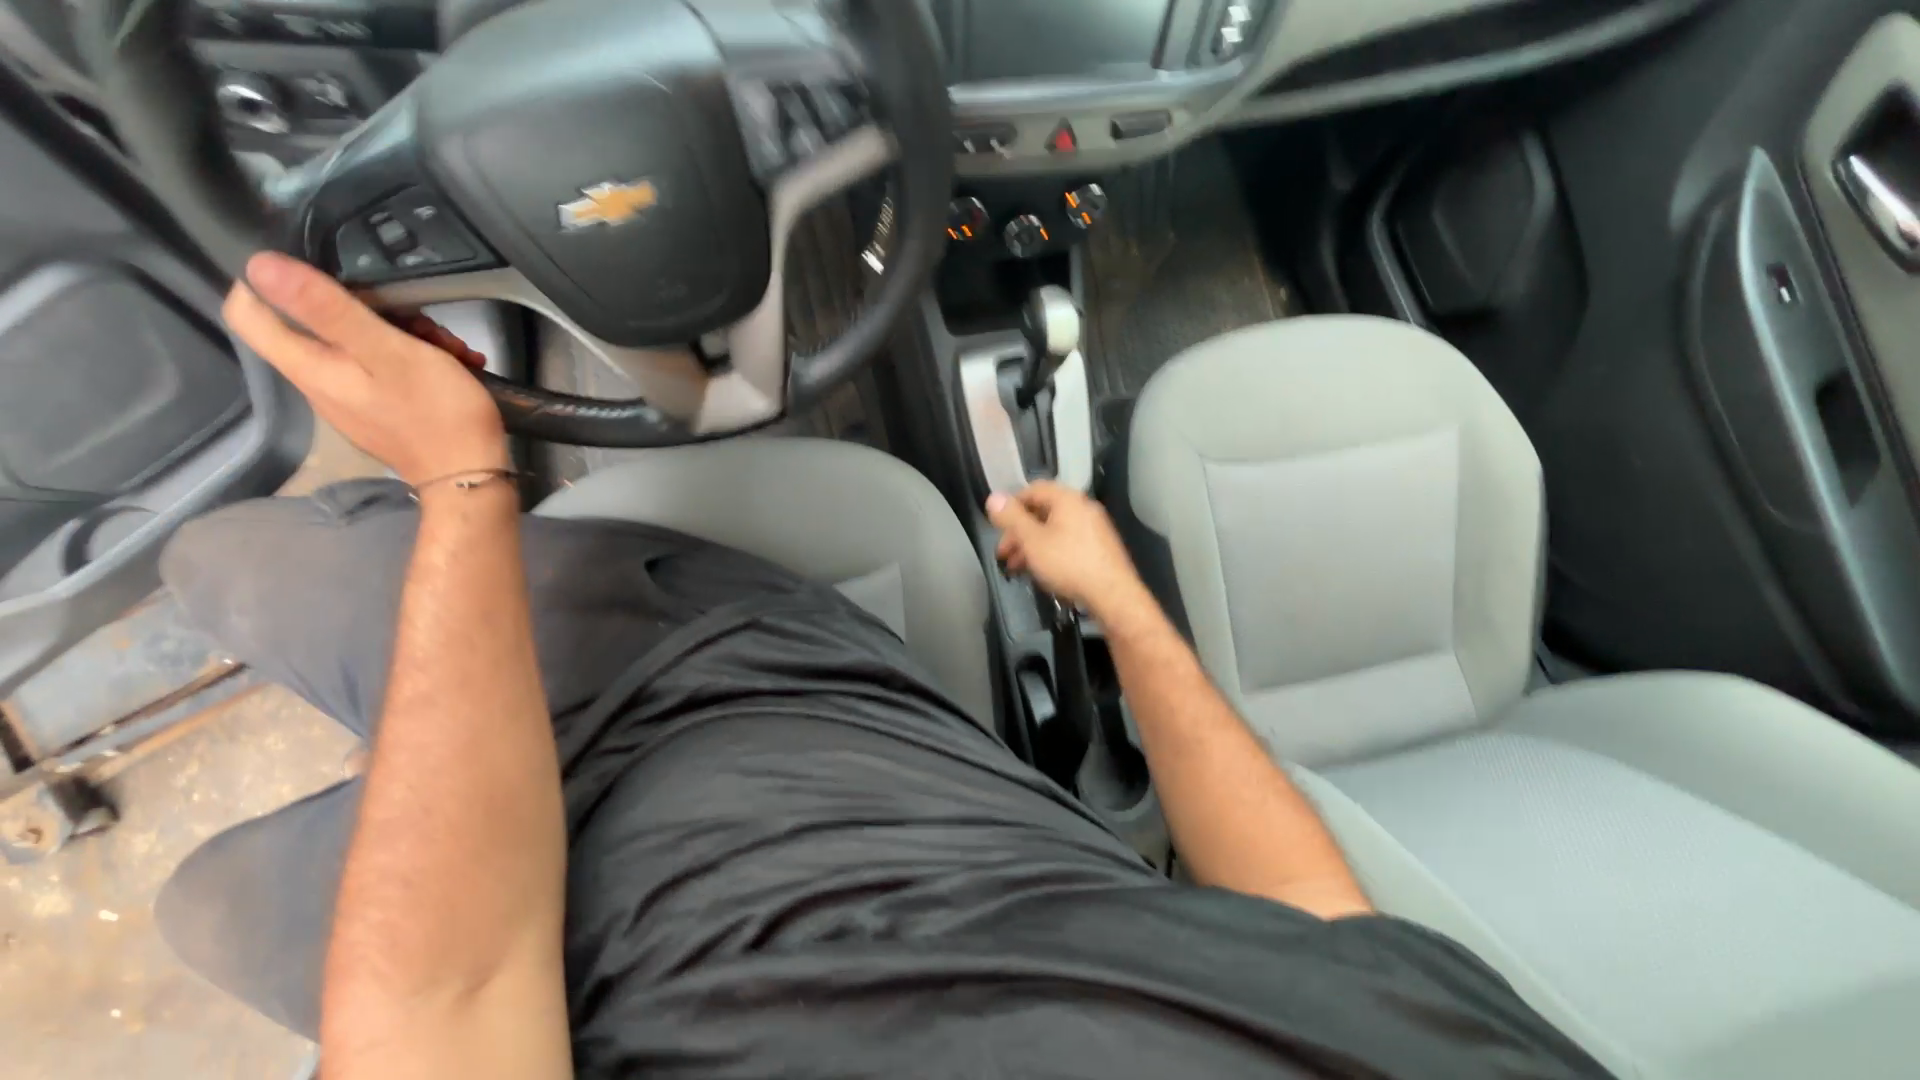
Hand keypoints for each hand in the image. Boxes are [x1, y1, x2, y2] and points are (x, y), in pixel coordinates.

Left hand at [223, 251, 507, 485]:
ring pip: (358, 346)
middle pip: (317, 327)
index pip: (247, 312)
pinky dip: (418, 361)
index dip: (269, 283)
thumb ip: (329, 309)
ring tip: (450, 349)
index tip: (318, 270)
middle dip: (368, 310)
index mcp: (311, 367)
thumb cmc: (436, 414)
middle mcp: (321, 384)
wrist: (471, 477)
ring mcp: (353, 400)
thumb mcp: (391, 352)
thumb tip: (260, 266)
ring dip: (405, 335)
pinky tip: (456, 366)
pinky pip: (386, 371)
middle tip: (419, 319)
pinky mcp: (383, 412)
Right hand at [987, 481, 1148, 618]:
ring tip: (1016, 567)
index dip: (1011, 505)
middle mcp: (1083, 508)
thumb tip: (994, 497)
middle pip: (1043, 512)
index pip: (1033, 489)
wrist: (1113, 595)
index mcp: (1067, 499)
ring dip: (1032, 545)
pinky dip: (1050, 552)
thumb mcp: (1032, 540)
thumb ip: (1011, 518)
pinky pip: (1068, 543)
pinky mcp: (1100, 549)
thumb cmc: (1069, 564)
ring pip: (1054, 530)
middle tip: (1003, 552)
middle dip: (1019, 531)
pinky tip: (1041, 572)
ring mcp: (1094, 529)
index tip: (997, 525)